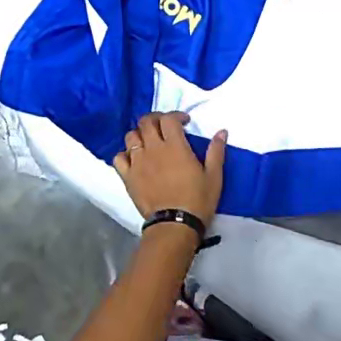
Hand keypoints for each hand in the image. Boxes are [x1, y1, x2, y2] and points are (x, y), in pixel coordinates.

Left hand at [113, 112, 226, 227]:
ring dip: (139, 134)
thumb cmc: (198, 200)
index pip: (169, 119)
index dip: (176, 115)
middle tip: (164, 126)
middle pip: (146, 122)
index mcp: (175, 146)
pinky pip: (119, 158)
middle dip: (155, 119)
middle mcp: (153, 149)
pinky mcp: (127, 177)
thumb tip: (221, 131)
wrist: (175, 225)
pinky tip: (133, 158)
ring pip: (131, 136)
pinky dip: (125, 154)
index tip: (184, 122)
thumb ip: (216, 151)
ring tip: (148, 141)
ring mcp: (137, 162)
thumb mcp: (214, 176)